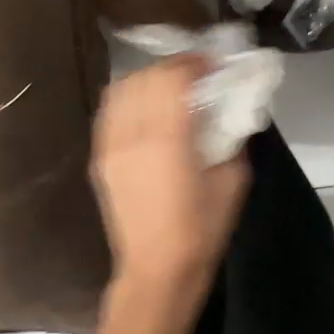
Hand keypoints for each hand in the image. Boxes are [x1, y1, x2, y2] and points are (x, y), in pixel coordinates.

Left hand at [92, 55, 249, 294]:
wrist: (157, 270)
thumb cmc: (201, 230)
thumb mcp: (232, 181)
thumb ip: (230, 137)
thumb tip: (229, 111)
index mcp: (168, 140)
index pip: (173, 78)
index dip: (194, 63)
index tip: (213, 63)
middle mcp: (132, 136)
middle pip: (145, 78)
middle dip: (172, 67)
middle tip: (195, 73)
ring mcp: (111, 147)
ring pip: (120, 90)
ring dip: (147, 79)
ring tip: (169, 87)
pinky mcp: (100, 159)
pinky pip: (110, 113)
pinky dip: (129, 99)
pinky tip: (147, 109)